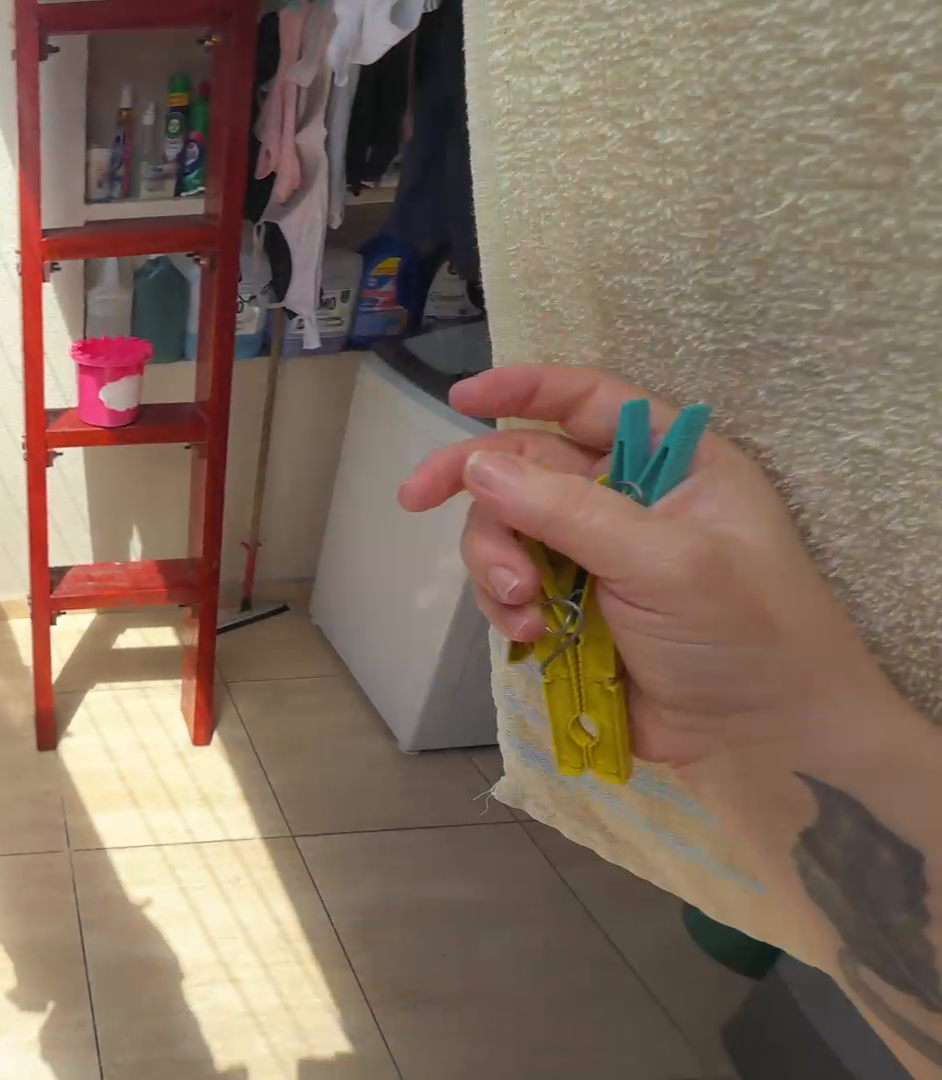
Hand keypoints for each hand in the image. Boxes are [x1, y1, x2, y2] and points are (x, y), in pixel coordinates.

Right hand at [397, 365, 892, 767]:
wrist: (758, 740)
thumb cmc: (745, 637)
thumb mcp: (664, 563)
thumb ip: (567, 511)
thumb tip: (475, 466)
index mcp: (672, 465)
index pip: (589, 401)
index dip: (524, 390)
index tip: (459, 397)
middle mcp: (622, 497)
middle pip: (518, 467)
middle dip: (474, 493)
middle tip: (412, 500)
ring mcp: (585, 550)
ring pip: (498, 529)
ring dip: (494, 564)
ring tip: (525, 608)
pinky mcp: (559, 598)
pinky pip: (500, 581)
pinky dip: (502, 604)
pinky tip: (530, 632)